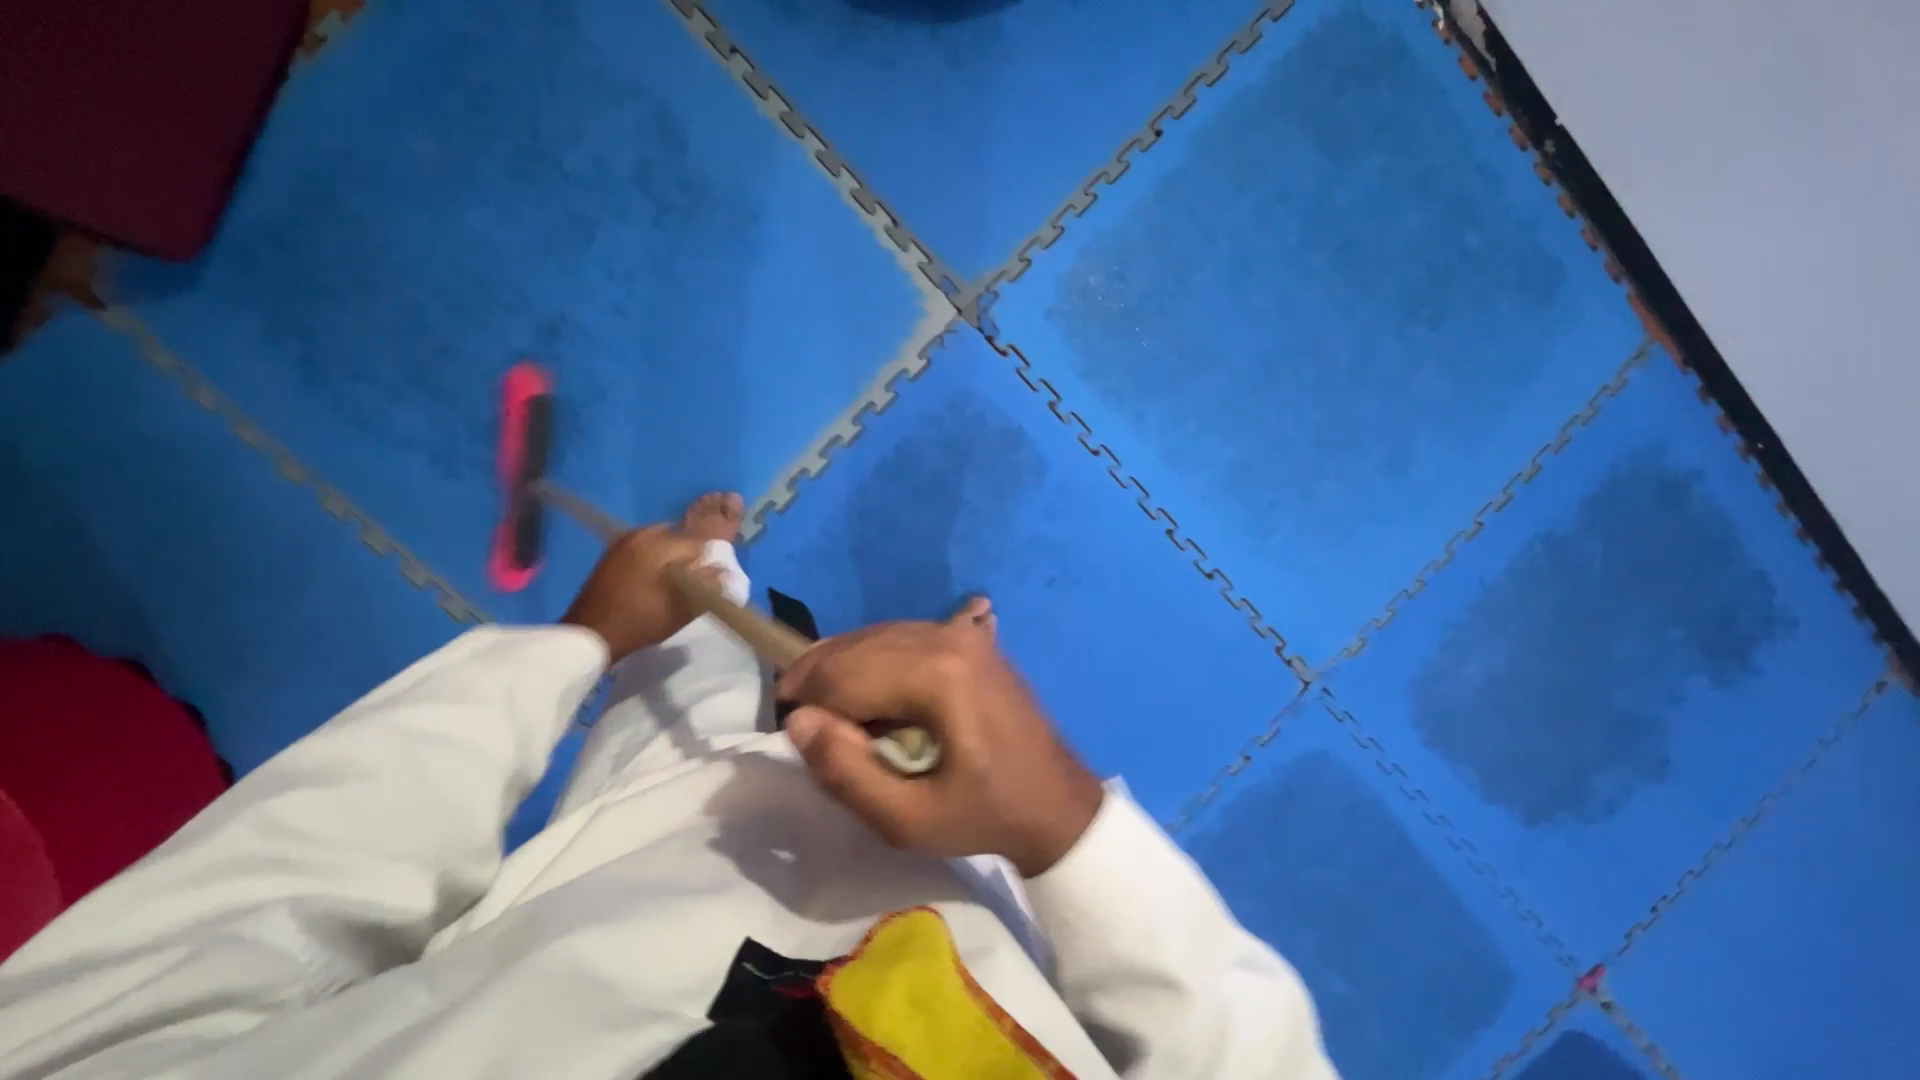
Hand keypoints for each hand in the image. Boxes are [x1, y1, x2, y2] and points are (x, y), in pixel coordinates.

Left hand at [560, 526, 708, 662]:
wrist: (590, 633)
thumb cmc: (640, 621)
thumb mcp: (681, 608)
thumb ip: (708, 586)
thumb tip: (725, 571)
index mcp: (660, 544)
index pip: (698, 541)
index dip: (708, 560)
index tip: (709, 579)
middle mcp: (641, 534)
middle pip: (678, 536)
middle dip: (688, 554)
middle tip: (690, 580)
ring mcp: (622, 542)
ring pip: (659, 541)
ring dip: (670, 555)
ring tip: (671, 581)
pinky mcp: (611, 553)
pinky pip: (642, 547)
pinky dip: (652, 558)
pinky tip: (651, 579)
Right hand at [775, 618, 1103, 877]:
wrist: (1057, 804)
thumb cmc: (984, 817)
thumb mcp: (908, 821)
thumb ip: (846, 772)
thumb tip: (798, 722)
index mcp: (937, 675)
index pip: (842, 674)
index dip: (804, 705)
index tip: (792, 740)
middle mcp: (948, 637)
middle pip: (855, 646)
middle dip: (816, 681)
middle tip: (802, 726)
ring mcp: (963, 634)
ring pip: (874, 636)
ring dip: (841, 669)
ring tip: (829, 714)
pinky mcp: (970, 639)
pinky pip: (901, 637)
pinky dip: (872, 660)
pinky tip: (867, 694)